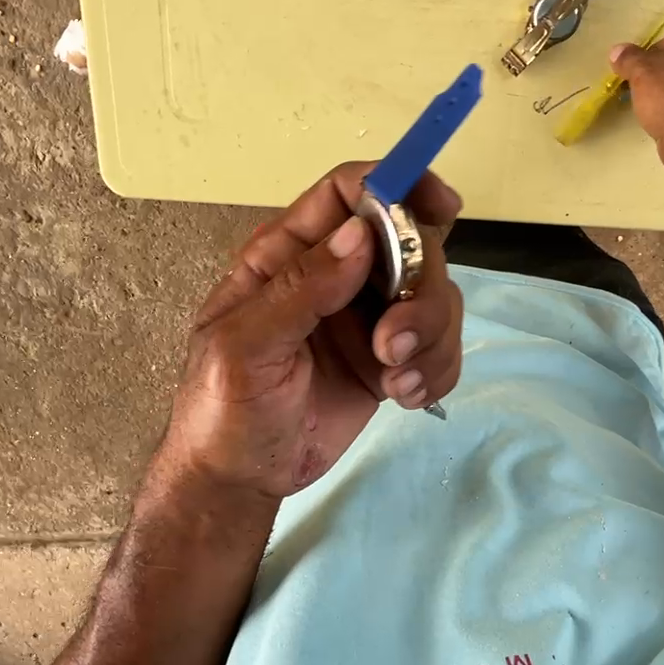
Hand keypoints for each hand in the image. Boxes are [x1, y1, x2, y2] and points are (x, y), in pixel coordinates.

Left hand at [156, 162, 464, 498]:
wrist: (242, 478)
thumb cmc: (223, 408)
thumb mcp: (244, 347)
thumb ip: (300, 289)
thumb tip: (361, 234)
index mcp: (288, 256)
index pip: (348, 194)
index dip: (397, 186)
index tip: (440, 208)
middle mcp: (336, 279)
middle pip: (411, 246)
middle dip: (421, 291)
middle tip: (395, 346)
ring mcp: (368, 321)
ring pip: (436, 298)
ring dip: (433, 339)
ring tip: (397, 383)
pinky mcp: (391, 363)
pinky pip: (439, 348)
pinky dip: (436, 370)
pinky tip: (404, 398)